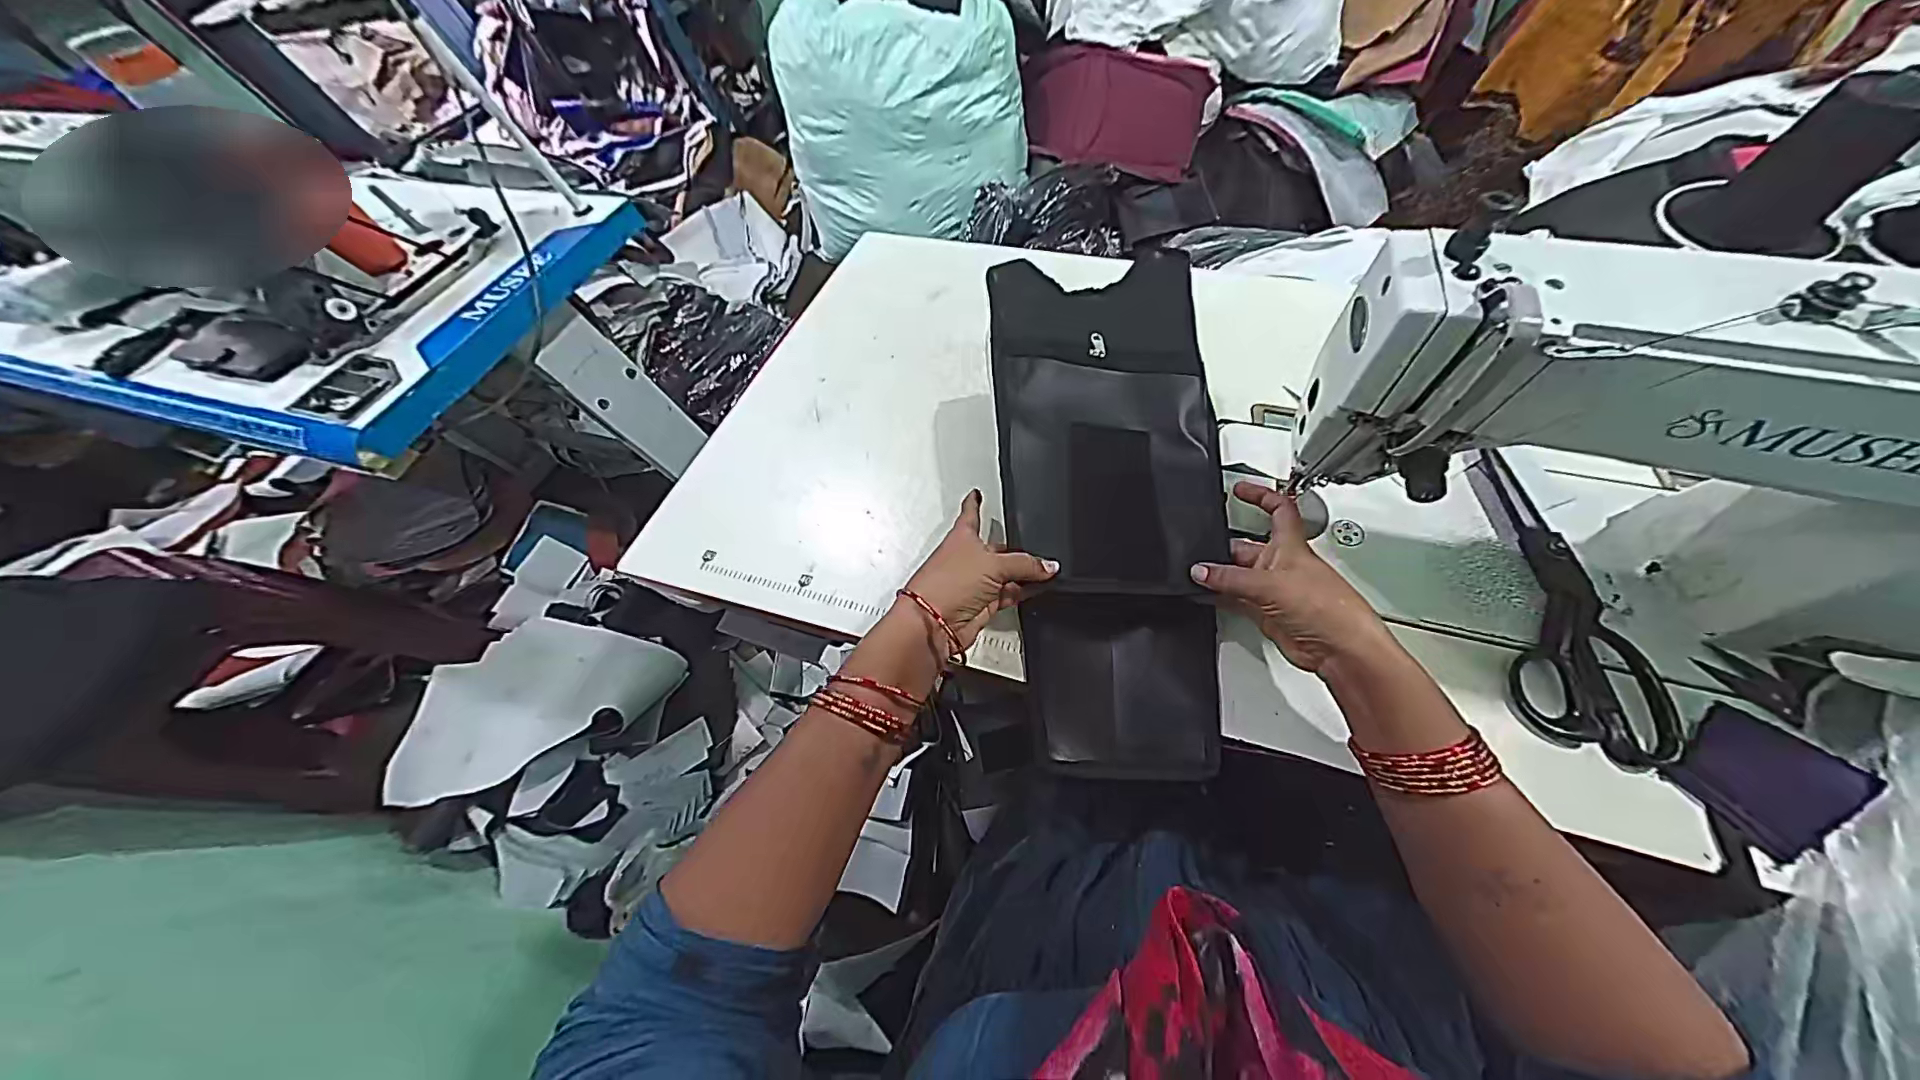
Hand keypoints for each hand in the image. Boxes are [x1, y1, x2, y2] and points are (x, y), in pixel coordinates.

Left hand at [903, 490, 1057, 649]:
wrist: (934, 622)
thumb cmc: (945, 584)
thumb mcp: (993, 564)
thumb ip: (1025, 564)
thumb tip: (1046, 565)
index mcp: (962, 537)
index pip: (970, 514)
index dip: (974, 503)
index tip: (976, 494)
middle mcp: (967, 558)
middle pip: (996, 549)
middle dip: (1015, 550)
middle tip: (1036, 551)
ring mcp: (974, 582)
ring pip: (1005, 574)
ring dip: (1023, 574)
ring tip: (1045, 571)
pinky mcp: (981, 604)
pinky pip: (1008, 594)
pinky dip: (1022, 592)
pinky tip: (1037, 588)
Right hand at [1190, 481, 1393, 673]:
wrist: (1340, 649)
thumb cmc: (1330, 609)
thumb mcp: (1271, 584)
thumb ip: (1230, 578)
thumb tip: (1201, 571)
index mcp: (1291, 546)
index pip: (1278, 510)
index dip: (1259, 496)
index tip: (1239, 489)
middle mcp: (1282, 565)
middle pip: (1246, 546)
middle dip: (1223, 547)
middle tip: (1200, 550)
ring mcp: (1274, 590)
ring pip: (1237, 575)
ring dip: (1219, 575)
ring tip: (1197, 574)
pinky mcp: (1266, 612)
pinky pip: (1235, 599)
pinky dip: (1219, 596)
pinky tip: (1205, 594)